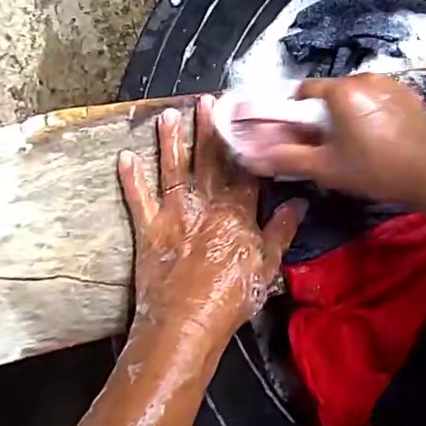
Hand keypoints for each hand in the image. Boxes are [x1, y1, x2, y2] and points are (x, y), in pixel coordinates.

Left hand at [118, 96, 303, 336]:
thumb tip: (300, 202)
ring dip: (170, 141)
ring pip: (172, 169)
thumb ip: (281, 230)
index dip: (241, 140)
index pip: (242, 167)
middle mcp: (205, 205)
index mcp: (236, 211)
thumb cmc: (231, 296)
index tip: (241, 115)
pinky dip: (131, 178)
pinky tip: (125, 156)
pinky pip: (138, 199)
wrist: (185, 325)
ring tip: (167, 114)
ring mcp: (174, 215)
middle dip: (206, 128)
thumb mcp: (268, 265)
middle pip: (207, 160)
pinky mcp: (148, 230)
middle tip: (205, 100)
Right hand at [251, 75, 425, 202]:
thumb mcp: (327, 168)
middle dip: (325, 115)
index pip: (305, 90)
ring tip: (357, 145)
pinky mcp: (410, 94)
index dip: (296, 112)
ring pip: (358, 96)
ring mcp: (391, 84)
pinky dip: (373, 113)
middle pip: (332, 92)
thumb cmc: (376, 168)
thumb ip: (289, 158)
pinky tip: (381, 139)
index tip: (299, 134)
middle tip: (329, 145)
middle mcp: (366, 78)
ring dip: (350, 114)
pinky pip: (379, 99)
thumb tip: (255, 156)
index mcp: (342, 90)